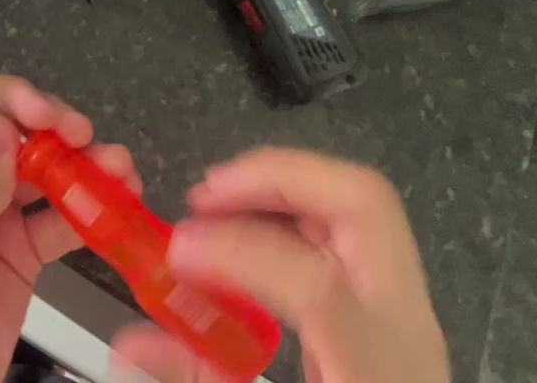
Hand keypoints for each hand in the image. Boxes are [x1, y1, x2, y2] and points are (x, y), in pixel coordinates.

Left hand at [0, 76, 140, 382]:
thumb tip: (1, 128)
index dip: (9, 100)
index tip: (44, 110)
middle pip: (13, 133)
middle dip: (52, 128)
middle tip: (83, 135)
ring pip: (42, 172)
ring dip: (80, 165)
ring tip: (114, 166)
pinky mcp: (20, 252)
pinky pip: (58, 222)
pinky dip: (87, 212)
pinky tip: (109, 205)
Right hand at [113, 148, 447, 382]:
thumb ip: (197, 374)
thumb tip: (128, 343)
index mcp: (376, 367)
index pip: (316, 285)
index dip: (237, 250)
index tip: (179, 249)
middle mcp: (403, 323)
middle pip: (363, 202)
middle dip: (274, 174)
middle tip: (208, 192)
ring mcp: (409, 304)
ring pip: (359, 196)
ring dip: (277, 180)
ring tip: (214, 201)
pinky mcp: (395, 297)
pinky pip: (347, 218)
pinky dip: (288, 203)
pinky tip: (243, 224)